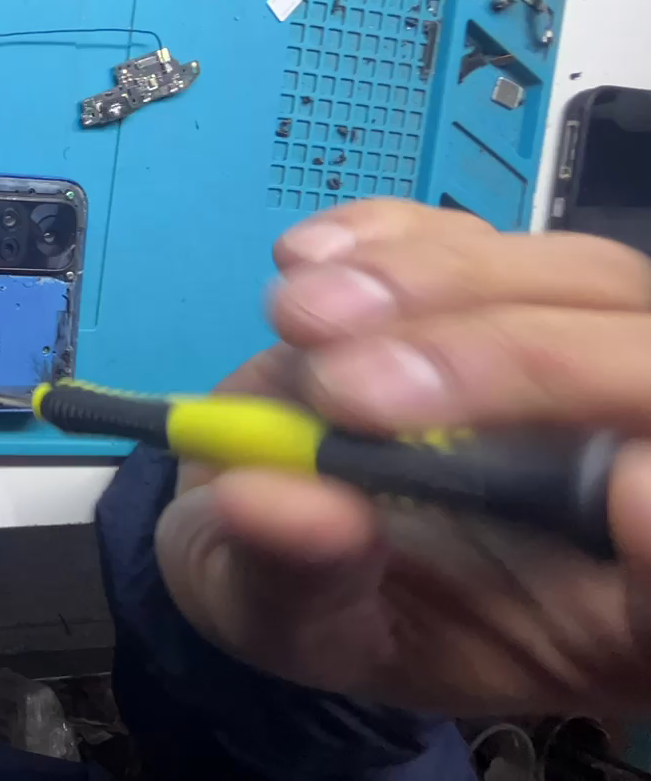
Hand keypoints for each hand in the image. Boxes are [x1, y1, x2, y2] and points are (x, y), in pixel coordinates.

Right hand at [153, 199, 650, 716]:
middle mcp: (617, 471)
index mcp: (622, 600)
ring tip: (294, 318)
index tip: (617, 496)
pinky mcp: (457, 296)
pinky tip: (304, 260)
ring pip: (579, 281)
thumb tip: (290, 505)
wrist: (240, 510)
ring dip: (429, 282)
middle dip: (515, 363)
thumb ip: (290, 581)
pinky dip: (386, 231)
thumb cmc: (278, 591)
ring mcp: (545, 370)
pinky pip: (466, 230)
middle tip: (341, 389)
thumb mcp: (269, 622)